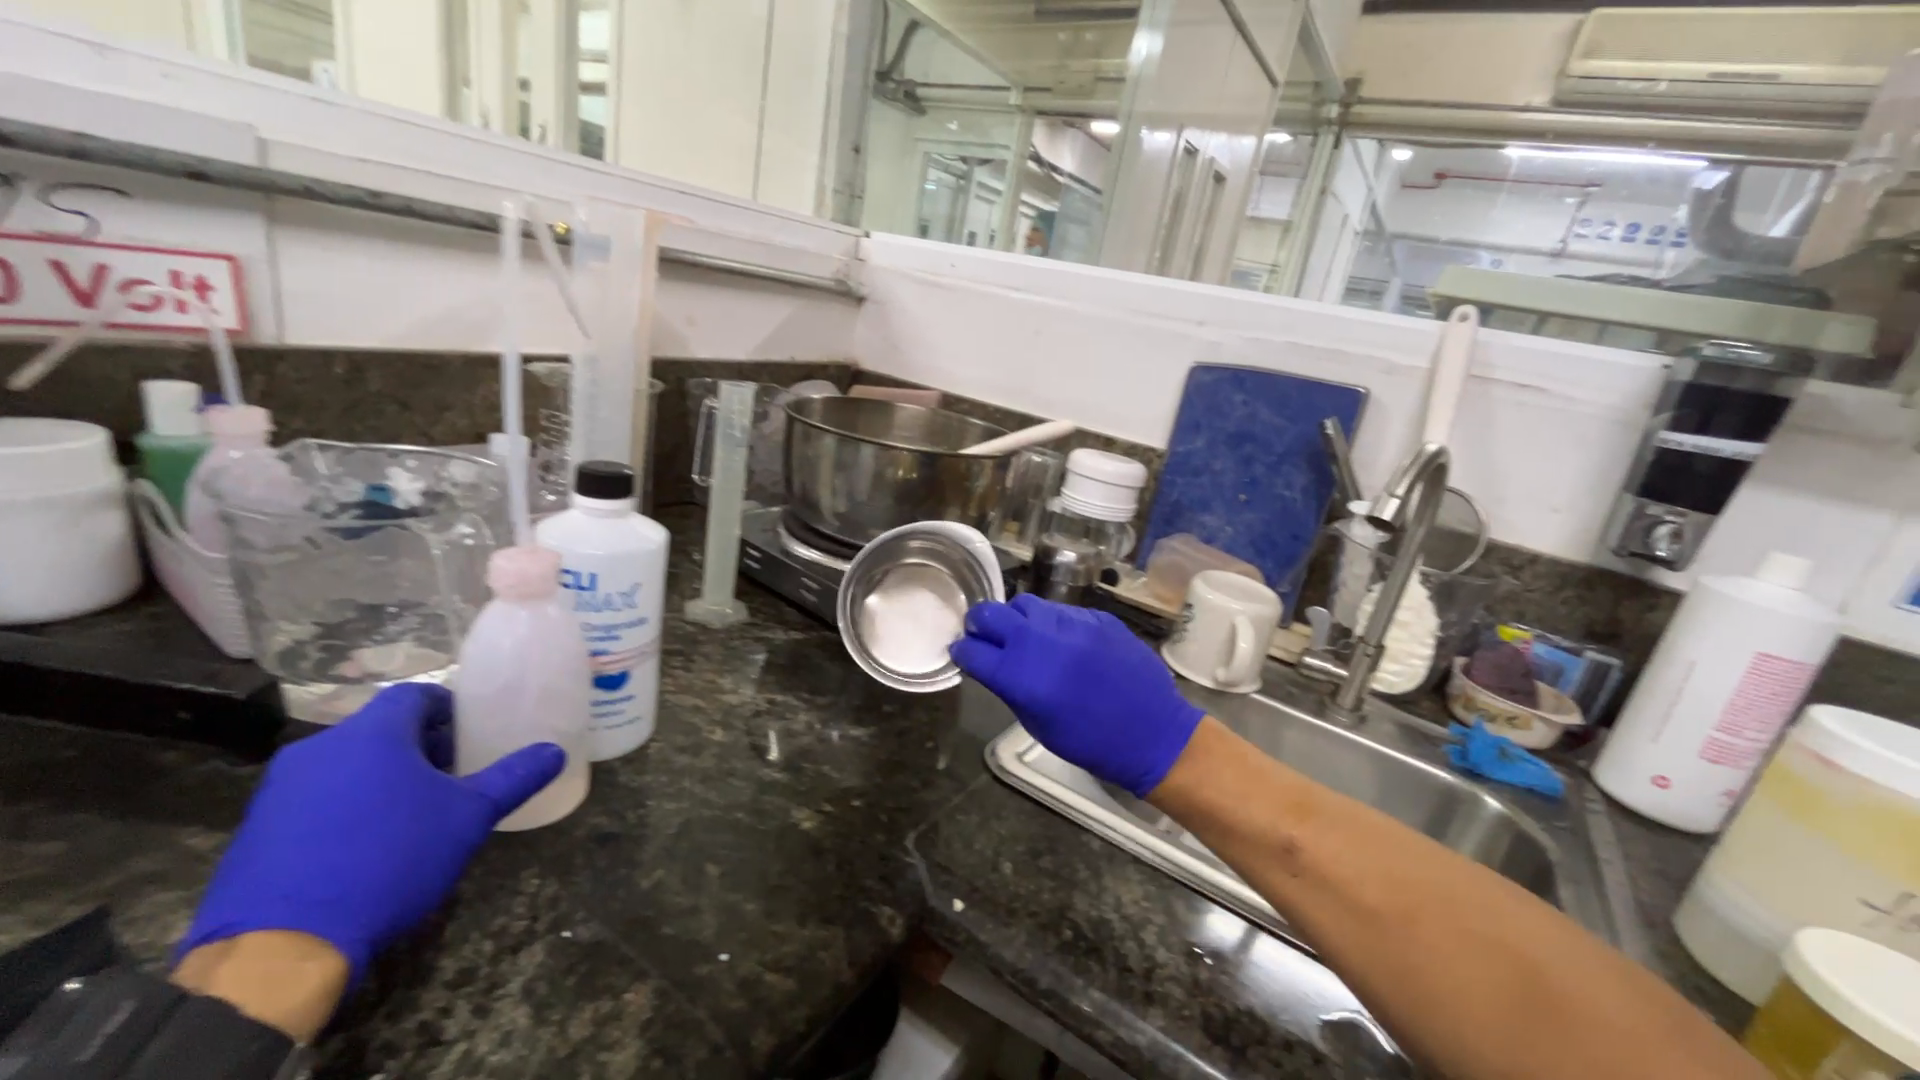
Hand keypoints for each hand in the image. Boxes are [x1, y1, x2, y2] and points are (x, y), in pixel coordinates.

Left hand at [177, 683, 565, 985]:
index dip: (446, 708)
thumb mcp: (468, 819)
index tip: (470, 732)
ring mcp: (279, 790)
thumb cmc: (392, 860)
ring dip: (380, 779)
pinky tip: (365, 848)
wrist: (284, 944)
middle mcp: (320, 749)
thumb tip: (554, 752)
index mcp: (372, 734)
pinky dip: (345, 810)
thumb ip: (513, 779)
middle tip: (452, 777)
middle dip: (418, 748)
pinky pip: (313, 802)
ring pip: (344, 766)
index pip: (414, 695)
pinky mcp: (256, 830)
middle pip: (378, 731)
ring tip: (412, 815)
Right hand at [951, 595, 1202, 796]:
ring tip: (1025, 636)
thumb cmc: (1087, 740)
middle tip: (984, 636)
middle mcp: (1039, 641)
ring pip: (1026, 604)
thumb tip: (988, 662)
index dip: (963, 651)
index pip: (972, 650)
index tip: (963, 653)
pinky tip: (1062, 642)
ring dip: (1017, 619)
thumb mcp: (1035, 722)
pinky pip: (1061, 611)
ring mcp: (1070, 624)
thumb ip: (1007, 687)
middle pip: (990, 614)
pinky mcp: (1095, 617)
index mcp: (1019, 675)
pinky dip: (1052, 623)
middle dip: (980, 623)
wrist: (1150, 731)